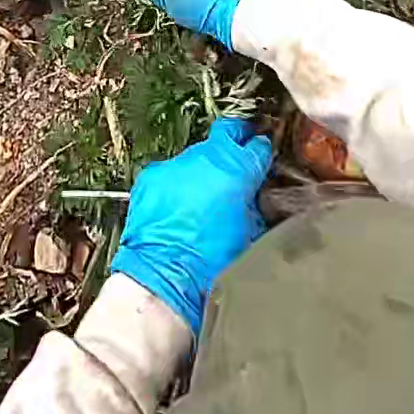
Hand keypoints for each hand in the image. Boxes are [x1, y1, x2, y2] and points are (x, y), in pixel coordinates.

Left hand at [109, 118, 271, 333]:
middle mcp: (206, 157)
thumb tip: (255, 194)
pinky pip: (171, 172)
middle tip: (238, 156)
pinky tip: (178, 207)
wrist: (163, 279)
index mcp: (237, 169)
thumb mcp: (251, 233)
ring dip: (203, 169)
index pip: (258, 144)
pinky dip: (177, 183)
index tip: (261, 156)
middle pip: (225, 134)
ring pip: (196, 154)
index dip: (261, 150)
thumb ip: (255, 202)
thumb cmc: (210, 264)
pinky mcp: (152, 176)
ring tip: (204, 196)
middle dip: (233, 142)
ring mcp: (176, 164)